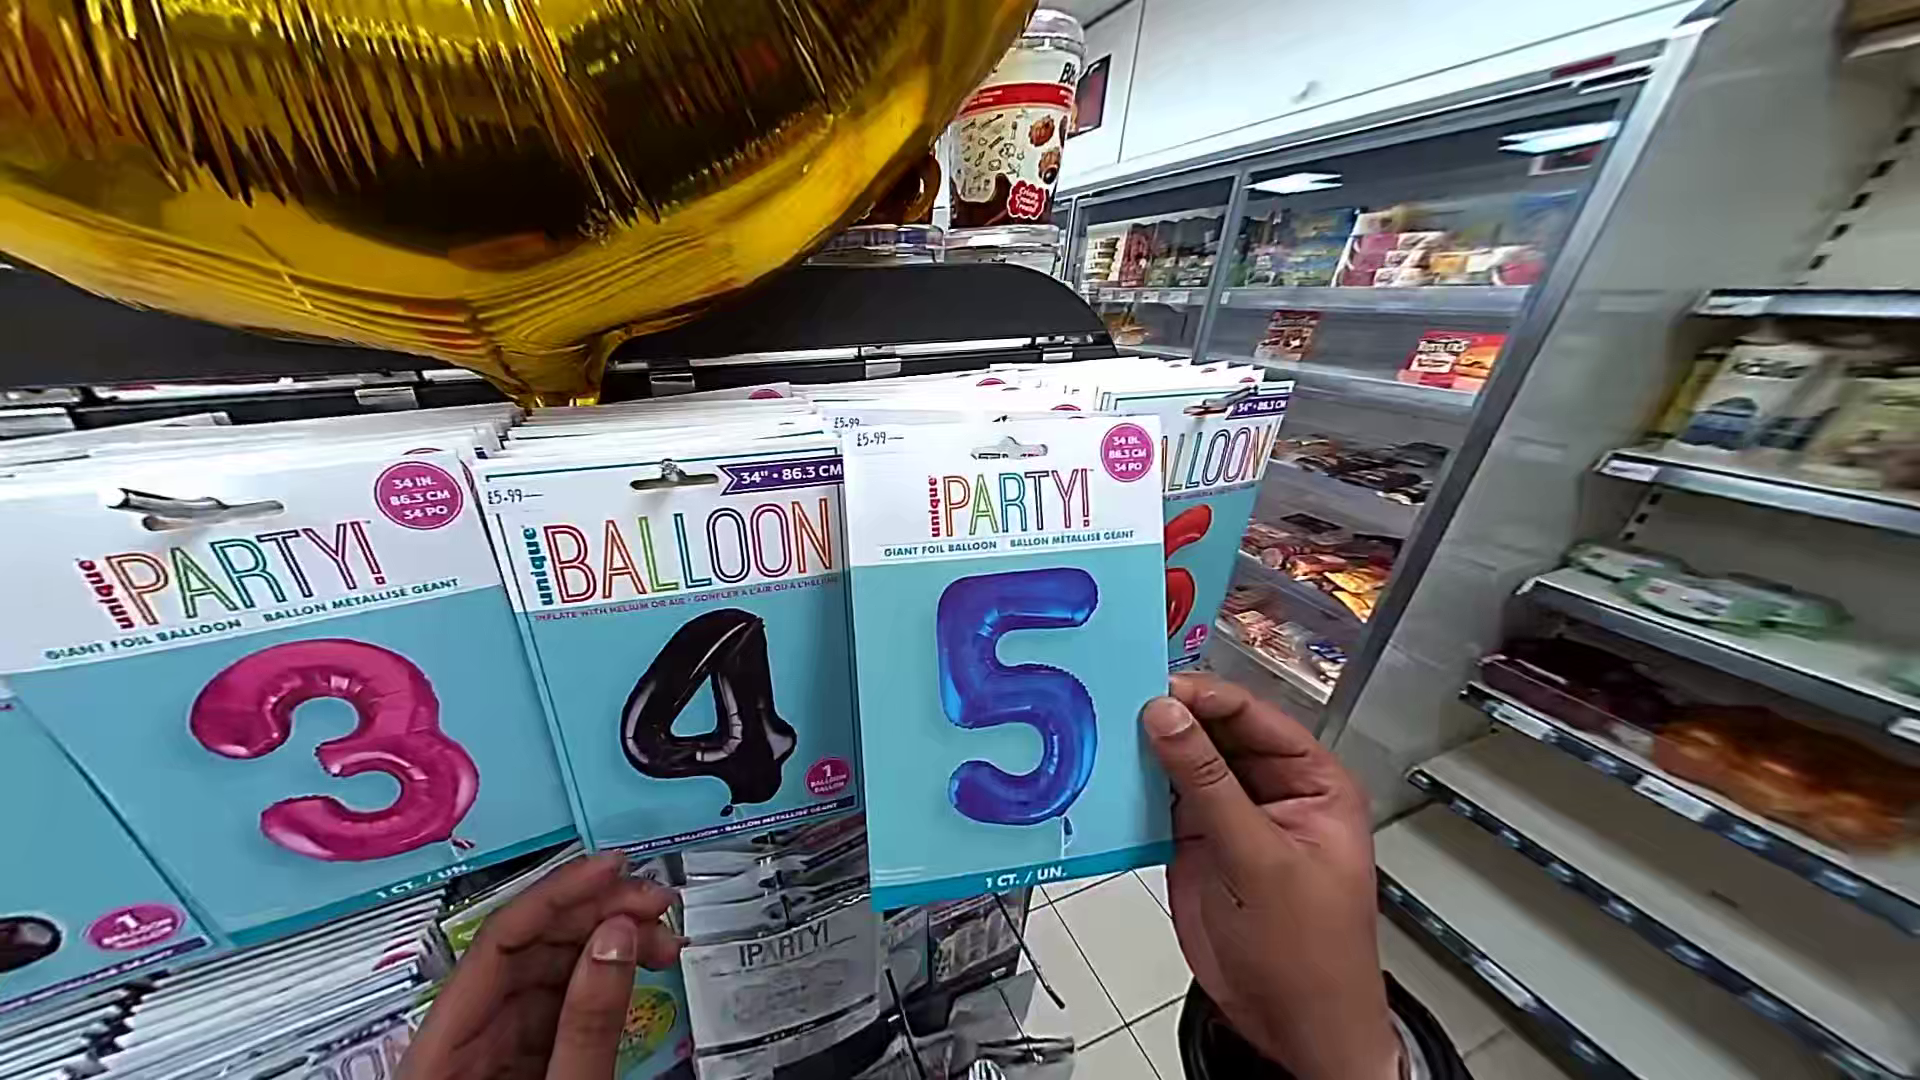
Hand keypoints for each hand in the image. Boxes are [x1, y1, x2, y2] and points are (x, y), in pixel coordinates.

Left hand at [401, 853, 682, 1079]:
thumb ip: (587, 1020)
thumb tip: (619, 930)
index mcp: (440, 1057)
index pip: (498, 941)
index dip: (560, 891)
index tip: (615, 866)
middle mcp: (460, 1042)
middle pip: (530, 945)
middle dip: (602, 913)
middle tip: (659, 904)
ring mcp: (491, 1050)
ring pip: (552, 963)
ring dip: (613, 936)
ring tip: (665, 934)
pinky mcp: (522, 1058)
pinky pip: (564, 993)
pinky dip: (609, 969)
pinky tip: (643, 961)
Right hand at [1140, 673, 1396, 1079]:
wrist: (1287, 1028)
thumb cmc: (1305, 952)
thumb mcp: (1257, 857)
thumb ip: (1206, 780)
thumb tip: (1165, 712)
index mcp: (1308, 779)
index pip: (1251, 716)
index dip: (1204, 698)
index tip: (1156, 689)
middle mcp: (1267, 783)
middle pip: (1213, 729)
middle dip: (1171, 717)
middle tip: (1119, 703)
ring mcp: (1227, 806)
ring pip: (1183, 755)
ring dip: (1149, 745)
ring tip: (1106, 727)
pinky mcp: (1194, 829)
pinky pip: (1162, 789)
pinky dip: (1137, 779)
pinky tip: (1109, 768)